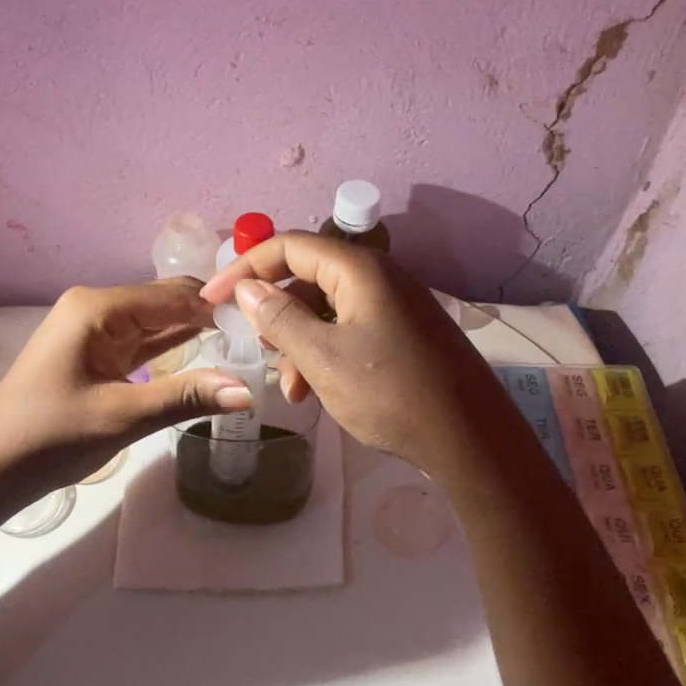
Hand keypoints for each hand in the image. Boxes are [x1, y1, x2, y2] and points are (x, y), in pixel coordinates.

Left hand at [0, 278, 252, 487]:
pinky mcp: (95, 351)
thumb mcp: (123, 417)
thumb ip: (187, 397)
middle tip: (260, 330)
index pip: (174, 295)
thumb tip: (248, 391)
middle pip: (167, 300)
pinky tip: (208, 348)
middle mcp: (97, 306)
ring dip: (195, 329)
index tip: (264, 320)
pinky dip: (173, 345)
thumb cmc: (50, 437)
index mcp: (98, 307)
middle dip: (210, 312)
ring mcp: (94, 328)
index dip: (219, 306)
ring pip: (158, 320)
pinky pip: (144, 339)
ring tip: (245, 337)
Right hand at [201, 233, 519, 477]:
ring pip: (328, 309)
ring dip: (299, 343)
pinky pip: (351, 329)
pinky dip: (326, 353)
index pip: (289, 245)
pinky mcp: (405, 333)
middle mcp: (380, 278)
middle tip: (257, 350)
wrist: (472, 439)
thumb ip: (280, 318)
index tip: (212, 299)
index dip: (245, 267)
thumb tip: (249, 288)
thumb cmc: (391, 394)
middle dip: (276, 313)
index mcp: (360, 270)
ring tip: (291, 388)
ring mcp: (396, 306)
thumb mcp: (323, 358)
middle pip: (309, 277)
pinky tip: (316, 391)